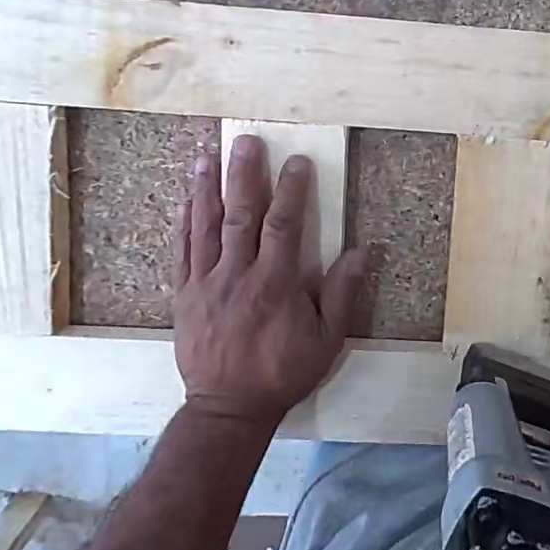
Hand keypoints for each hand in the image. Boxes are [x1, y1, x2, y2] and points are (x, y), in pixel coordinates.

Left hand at [173, 135, 373, 428]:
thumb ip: (343, 292)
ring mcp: (205, 283)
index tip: (297, 162)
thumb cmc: (284, 371)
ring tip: (207, 155)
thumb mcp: (327, 338)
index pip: (284, 225)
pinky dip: (185, 220)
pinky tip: (188, 197)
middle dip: (244, 175)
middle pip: (240, 215)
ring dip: (207, 188)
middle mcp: (237, 275)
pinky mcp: (184, 294)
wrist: (228, 408)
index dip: (292, 190)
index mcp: (275, 283)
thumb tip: (366, 251)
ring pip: (205, 226)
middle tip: (245, 141)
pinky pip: (183, 250)